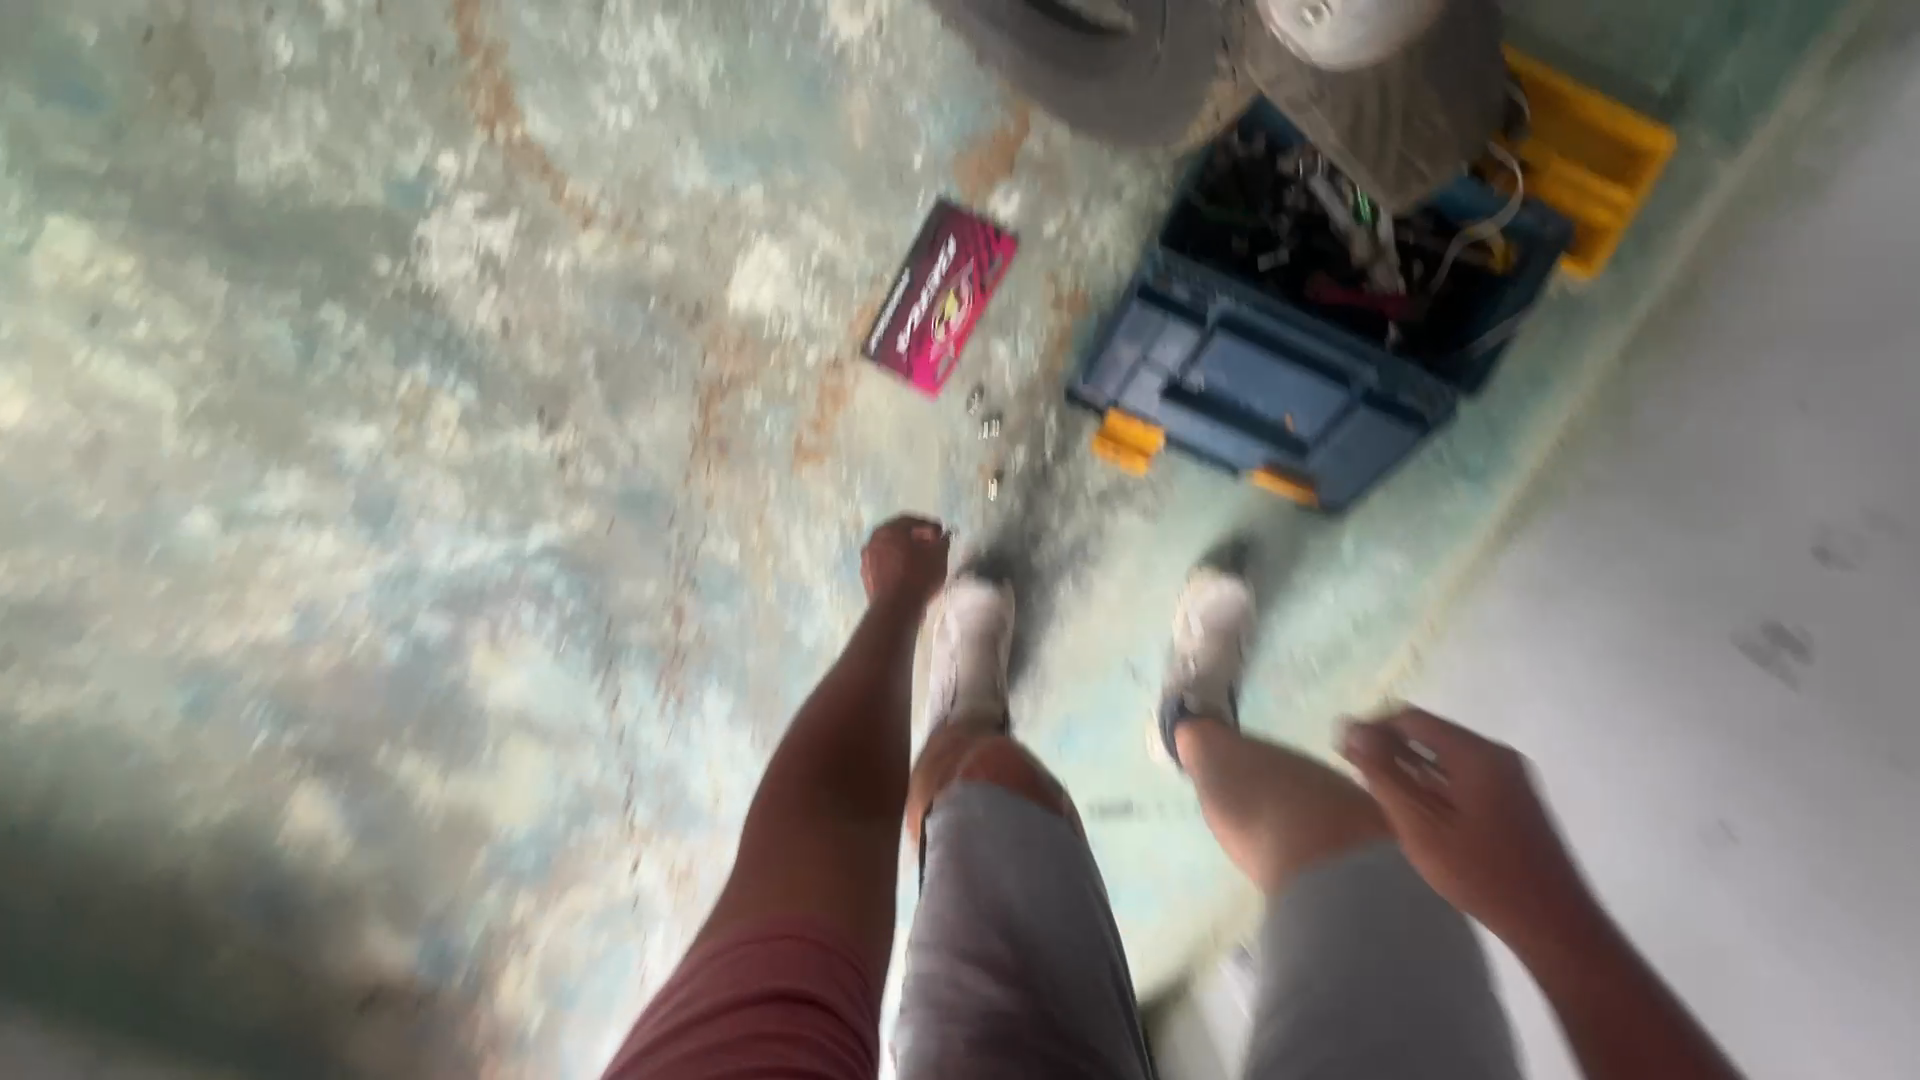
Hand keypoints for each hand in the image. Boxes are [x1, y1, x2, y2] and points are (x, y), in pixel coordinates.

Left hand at [860, 515, 949, 609]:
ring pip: (889, 548)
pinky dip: (896, 564)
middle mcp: (874, 539)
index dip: (929, 526)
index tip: (941, 534)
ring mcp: (867, 558)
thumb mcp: (938, 556)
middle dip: (915, 537)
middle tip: (931, 544)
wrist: (896, 608)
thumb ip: (942, 541)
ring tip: (920, 560)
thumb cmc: (919, 576)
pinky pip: (884, 563)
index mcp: (890, 529)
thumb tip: (944, 536)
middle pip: (898, 533)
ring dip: (904, 551)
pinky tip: (907, 573)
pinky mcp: (866, 575)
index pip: (912, 521)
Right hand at [1340, 707, 1598, 948]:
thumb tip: (1350, 728)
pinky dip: (1430, 780)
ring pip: (1444, 755)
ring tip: (1375, 785)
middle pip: (1428, 733)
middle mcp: (1496, 755)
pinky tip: (1412, 804)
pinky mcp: (1513, 800)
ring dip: (1407, 763)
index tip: (1341, 749)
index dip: (1370, 727)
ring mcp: (1509, 778)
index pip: (1410, 718)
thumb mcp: (1418, 823)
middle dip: (1387, 745)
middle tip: (1352, 767)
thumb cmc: (1480, 873)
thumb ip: (1381, 772)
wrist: (1554, 926)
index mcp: (1476, 753)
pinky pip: (1461, 774)